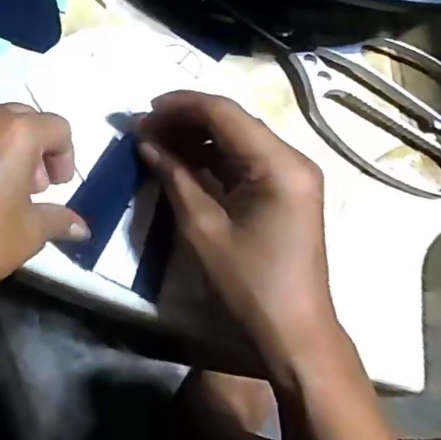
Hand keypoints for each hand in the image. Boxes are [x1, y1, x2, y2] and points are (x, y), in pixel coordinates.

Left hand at [0, 104, 88, 367]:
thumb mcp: (30, 232)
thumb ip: (60, 220)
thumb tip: (82, 227)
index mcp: (17, 130)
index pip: (58, 128)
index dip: (66, 157)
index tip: (58, 188)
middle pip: (26, 119)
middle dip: (38, 149)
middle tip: (36, 188)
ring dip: (9, 148)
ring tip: (5, 189)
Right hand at [138, 92, 341, 370]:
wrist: (296, 334)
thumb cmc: (250, 285)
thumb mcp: (204, 229)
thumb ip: (175, 176)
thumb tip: (146, 141)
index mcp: (280, 164)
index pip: (225, 113)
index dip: (182, 105)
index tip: (145, 110)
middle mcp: (292, 158)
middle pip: (233, 120)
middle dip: (186, 120)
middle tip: (144, 128)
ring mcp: (292, 173)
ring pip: (238, 136)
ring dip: (197, 135)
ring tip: (156, 140)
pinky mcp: (286, 188)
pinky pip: (245, 158)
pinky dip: (213, 155)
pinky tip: (182, 158)